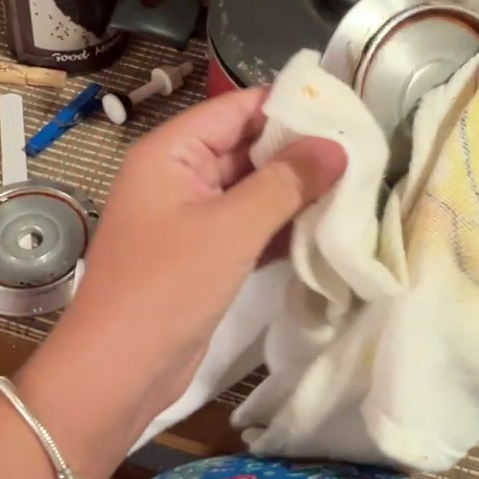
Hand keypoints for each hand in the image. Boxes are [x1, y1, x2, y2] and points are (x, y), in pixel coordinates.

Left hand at [24, 87, 345, 441]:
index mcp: (170, 151)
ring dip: (295, 190)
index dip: (288, 105)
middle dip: (298, 150)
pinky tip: (327, 226)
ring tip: (356, 184)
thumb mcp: (231, 229)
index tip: (345, 110)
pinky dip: (281, 225)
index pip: (235, 109)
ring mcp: (189, 216)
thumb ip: (285, 182)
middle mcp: (178, 175)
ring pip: (250, 188)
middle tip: (362, 150)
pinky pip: (248, 225)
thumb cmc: (165, 286)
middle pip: (245, 146)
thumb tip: (337, 145)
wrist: (116, 372)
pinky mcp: (203, 254)